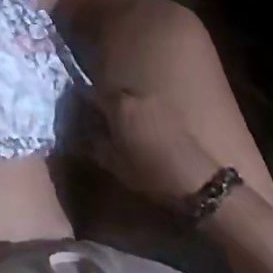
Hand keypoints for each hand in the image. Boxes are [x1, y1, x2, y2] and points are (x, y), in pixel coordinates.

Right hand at [89, 87, 225, 210]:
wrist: (192, 177)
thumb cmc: (148, 172)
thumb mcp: (114, 164)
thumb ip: (96, 145)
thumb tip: (85, 135)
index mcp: (120, 106)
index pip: (94, 95)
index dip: (85, 104)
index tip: (80, 115)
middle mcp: (138, 96)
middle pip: (115, 95)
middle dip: (106, 106)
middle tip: (100, 125)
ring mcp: (158, 100)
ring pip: (134, 100)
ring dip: (126, 110)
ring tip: (122, 131)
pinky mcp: (173, 109)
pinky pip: (149, 106)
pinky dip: (142, 115)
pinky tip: (142, 133)